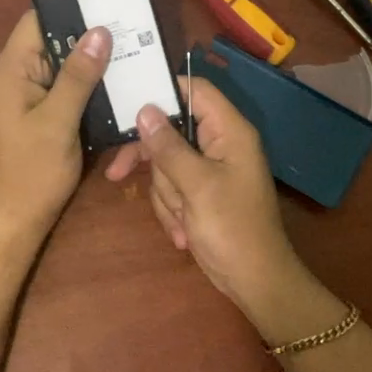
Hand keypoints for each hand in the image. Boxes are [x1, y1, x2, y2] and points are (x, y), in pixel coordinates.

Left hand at [0, 11, 110, 240]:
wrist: (18, 218)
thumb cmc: (33, 171)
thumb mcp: (58, 121)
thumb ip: (78, 76)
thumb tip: (99, 32)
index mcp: (10, 71)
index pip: (36, 21)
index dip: (68, 9)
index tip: (106, 4)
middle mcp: (14, 76)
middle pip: (51, 41)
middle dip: (87, 36)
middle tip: (129, 28)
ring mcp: (26, 96)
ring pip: (62, 65)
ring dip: (91, 63)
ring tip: (130, 51)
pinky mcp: (40, 113)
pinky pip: (64, 88)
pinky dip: (86, 85)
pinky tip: (115, 84)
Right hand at [103, 79, 301, 309]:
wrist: (253, 280)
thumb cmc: (232, 228)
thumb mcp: (197, 186)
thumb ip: (169, 146)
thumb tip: (145, 110)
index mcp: (229, 131)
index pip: (195, 90)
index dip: (163, 91)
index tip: (128, 102)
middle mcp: (219, 144)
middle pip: (170, 132)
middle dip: (154, 164)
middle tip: (118, 172)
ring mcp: (209, 171)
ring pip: (165, 165)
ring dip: (166, 196)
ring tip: (184, 220)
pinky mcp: (200, 194)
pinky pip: (172, 190)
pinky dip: (173, 212)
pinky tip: (184, 234)